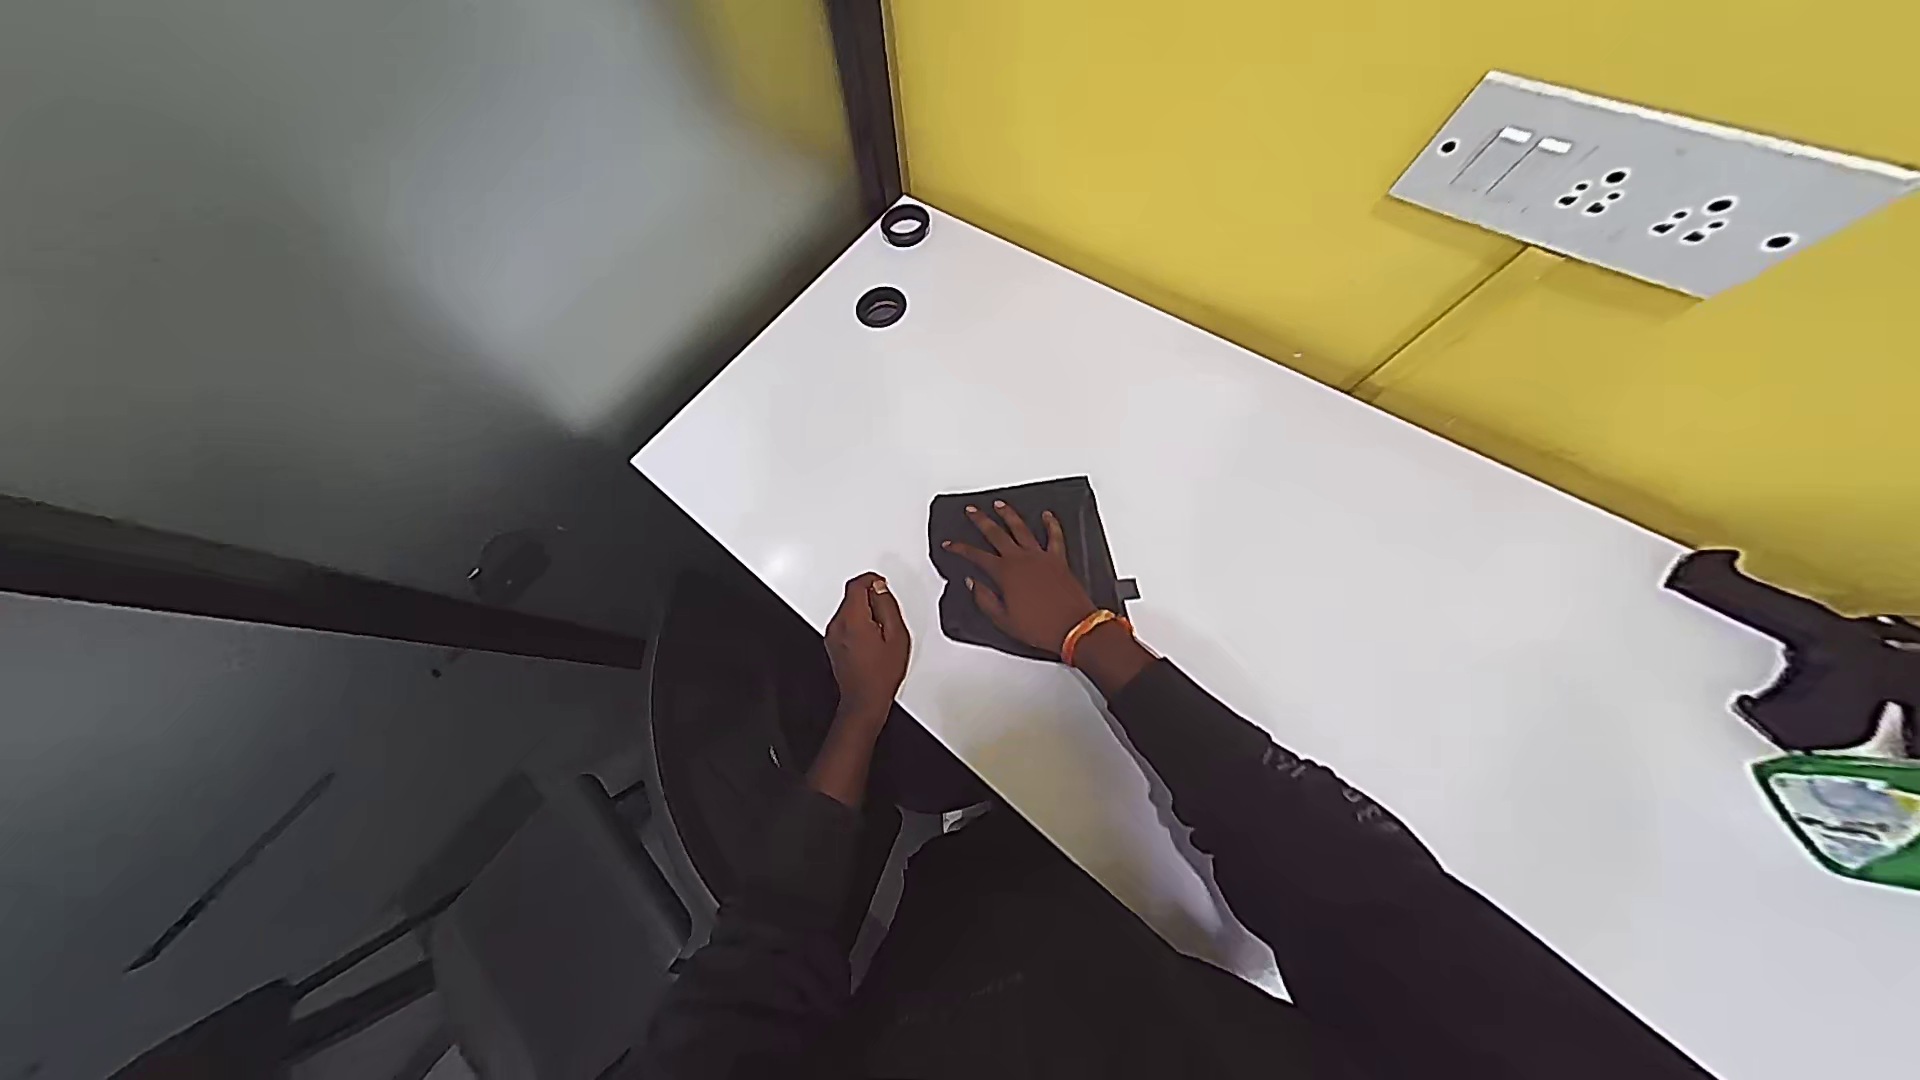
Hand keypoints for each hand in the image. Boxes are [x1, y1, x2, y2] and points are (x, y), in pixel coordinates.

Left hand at [824, 572, 910, 726]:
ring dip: (864, 611)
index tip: (881, 582)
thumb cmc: (881, 674)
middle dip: (869, 597)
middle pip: (851, 597)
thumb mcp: (897, 636)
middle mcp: (838, 625)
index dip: (871, 579)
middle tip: (887, 611)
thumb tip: (880, 589)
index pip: (856, 585)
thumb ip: (888, 606)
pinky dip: (857, 622)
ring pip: (848, 609)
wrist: (865, 699)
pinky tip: (871, 638)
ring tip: (881, 630)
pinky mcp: (832, 643)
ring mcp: (833, 635)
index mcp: (853, 620)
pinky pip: (845, 622)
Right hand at [943, 502, 1096, 656]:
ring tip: (999, 505)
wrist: (1073, 628)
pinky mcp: (1059, 560)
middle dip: (981, 520)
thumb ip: (985, 599)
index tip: (950, 543)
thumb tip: (973, 584)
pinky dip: (1051, 524)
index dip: (960, 548)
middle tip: (972, 510)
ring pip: (1021, 528)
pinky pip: (1055, 536)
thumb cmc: (1040, 626)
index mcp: (1005, 574)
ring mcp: (1041, 557)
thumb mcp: (1003, 619)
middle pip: (996, 533)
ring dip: (1008, 515)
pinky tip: (1046, 515)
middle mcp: (1021, 560)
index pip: (976, 556)